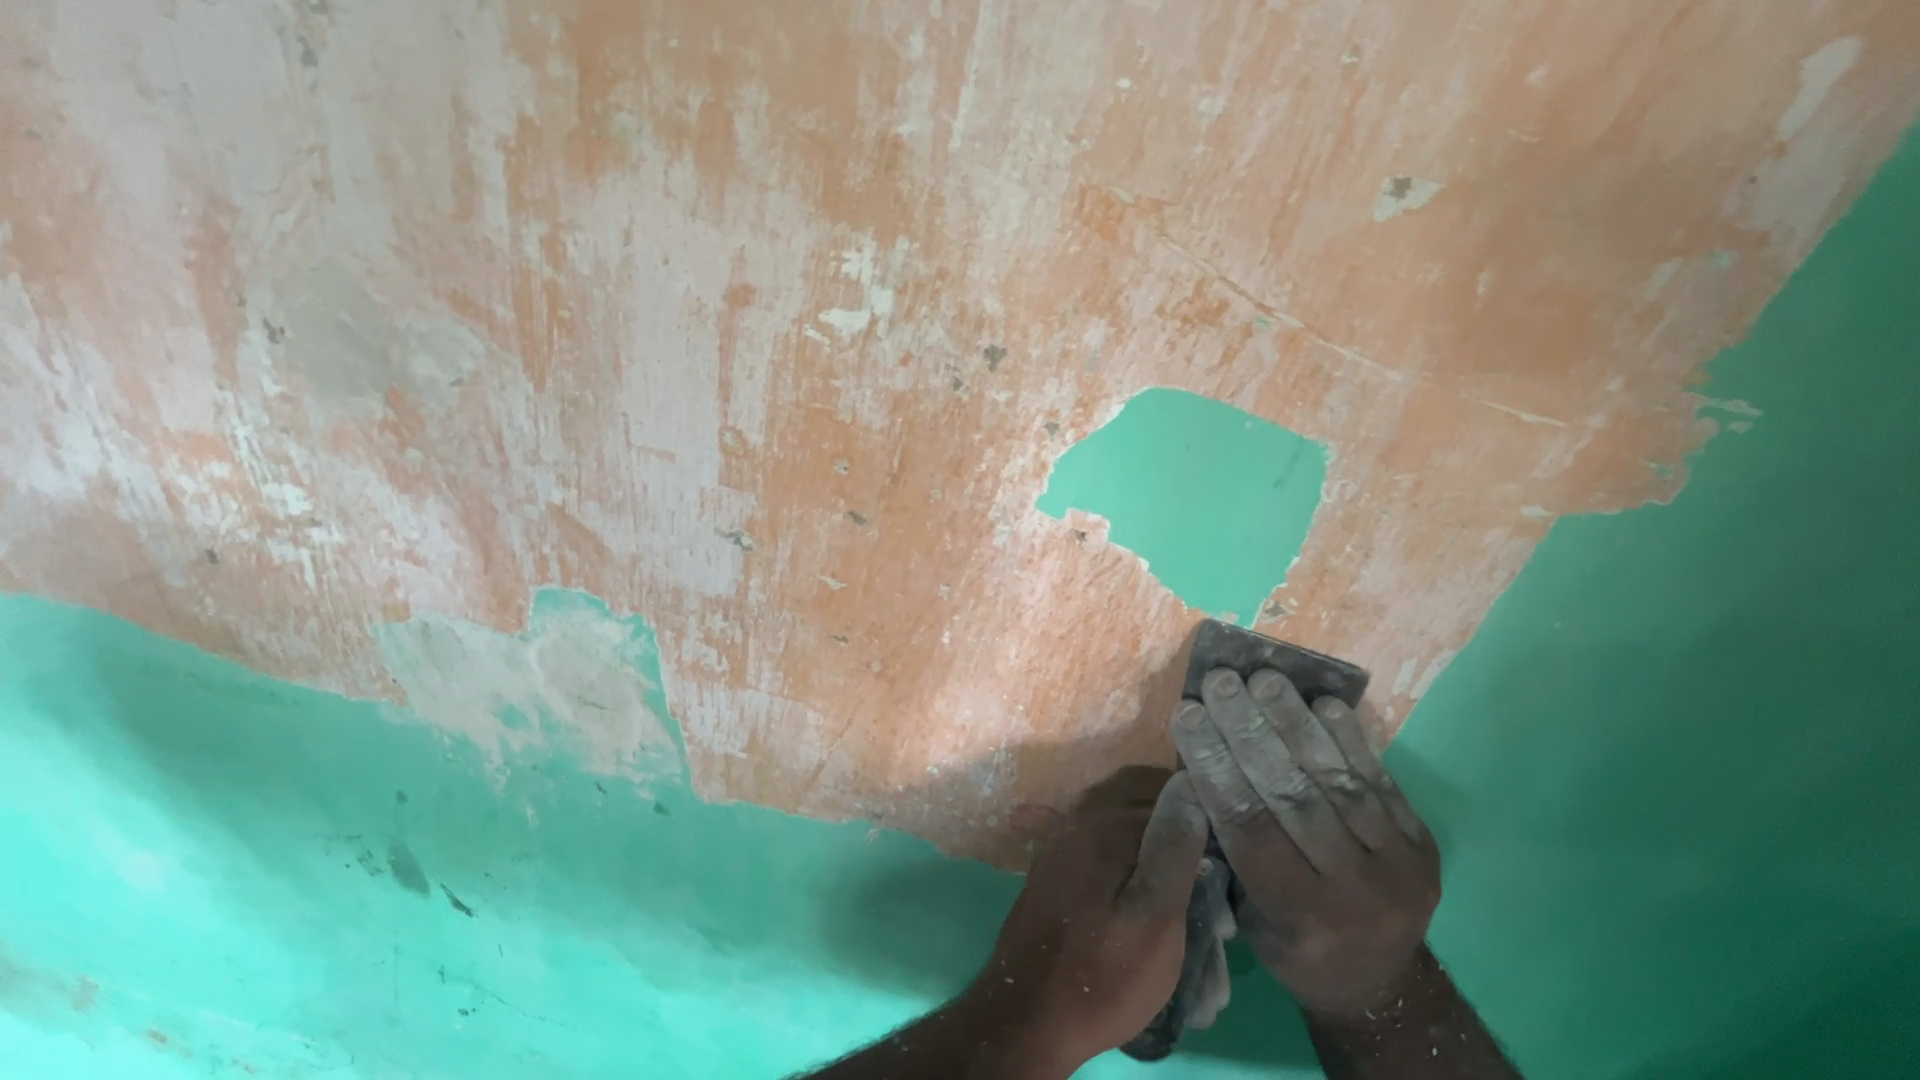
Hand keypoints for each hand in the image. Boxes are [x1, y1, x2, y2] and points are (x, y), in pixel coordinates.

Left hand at [969, 766, 1210, 1072]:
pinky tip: (1140, 882)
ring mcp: (1059, 842)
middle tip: (1206, 859)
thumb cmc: (1103, 975)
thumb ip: (1174, 847)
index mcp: (1104, 822)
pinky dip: (1124, 853)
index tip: (1227, 851)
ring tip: (1179, 877)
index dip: (1204, 817)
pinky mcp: (1053, 869)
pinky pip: (1097, 841)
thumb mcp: (1156, 918)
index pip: (1169, 792)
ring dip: (1148, 834)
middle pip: (1138, 794)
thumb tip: (1189, 785)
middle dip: (1175, 817)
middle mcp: (1076, 819)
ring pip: (1116, 817)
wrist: (1028, 1018)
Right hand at [1172, 668, 1440, 1019]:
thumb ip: (1228, 852)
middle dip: (1250, 731)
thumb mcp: (1246, 917)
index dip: (1215, 766)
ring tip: (1265, 678)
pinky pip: (1381, 781)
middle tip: (1222, 682)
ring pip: (1337, 780)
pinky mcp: (1421, 843)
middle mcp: (1352, 889)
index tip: (1188, 714)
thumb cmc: (1293, 949)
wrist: (1380, 983)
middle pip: (1292, 795)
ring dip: (1296, 722)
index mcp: (1298, 914)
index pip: (1248, 825)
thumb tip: (1198, 775)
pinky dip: (1349, 738)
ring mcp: (1395, 864)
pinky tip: (1322, 701)